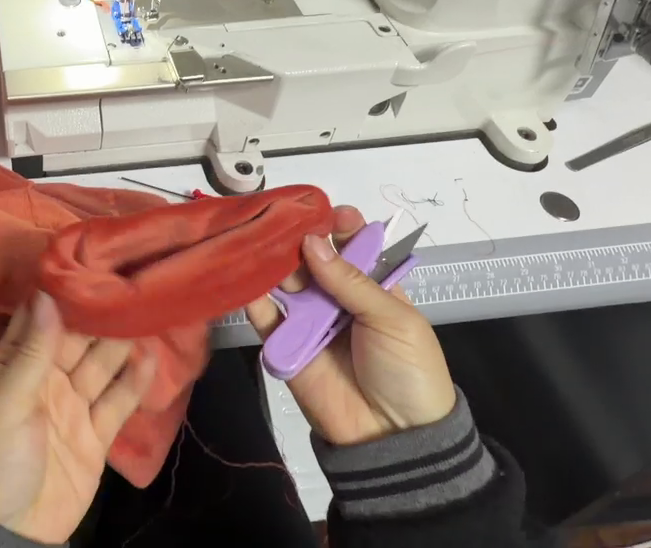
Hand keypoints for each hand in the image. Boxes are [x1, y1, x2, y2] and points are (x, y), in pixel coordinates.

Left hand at [0, 291, 158, 543]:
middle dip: (98, 315)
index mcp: (15, 366)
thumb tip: (45, 296)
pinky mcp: (95, 436)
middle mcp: (45, 379)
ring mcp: (72, 406)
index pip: (38, 319)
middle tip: (127, 285)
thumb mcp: (7, 401)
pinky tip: (150, 358)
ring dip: (119, 343)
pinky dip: (134, 381)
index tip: (85, 262)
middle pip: (76, 339)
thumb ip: (32, 351)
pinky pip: (116, 402)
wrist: (10, 533)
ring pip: (100, 366)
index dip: (59, 293)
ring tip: (146, 312)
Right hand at [245, 211, 456, 444]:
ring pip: (282, 278)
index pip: (350, 245)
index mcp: (370, 286)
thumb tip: (312, 240)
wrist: (393, 441)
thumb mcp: (393, 320)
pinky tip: (242, 273)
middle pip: (309, 256)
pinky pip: (262, 314)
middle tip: (276, 219)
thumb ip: (351, 280)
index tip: (322, 210)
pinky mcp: (282, 343)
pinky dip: (250, 293)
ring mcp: (307, 318)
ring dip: (270, 259)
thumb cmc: (408, 372)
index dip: (337, 225)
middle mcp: (334, 296)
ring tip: (254, 239)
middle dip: (294, 236)